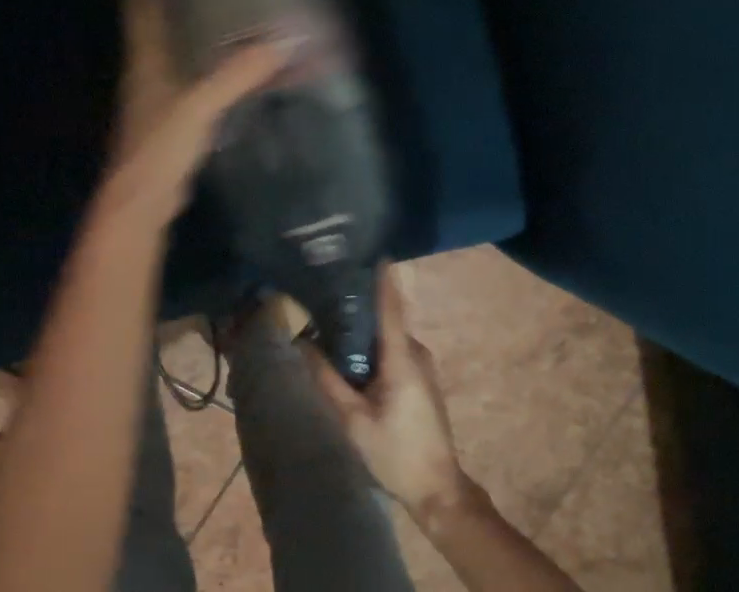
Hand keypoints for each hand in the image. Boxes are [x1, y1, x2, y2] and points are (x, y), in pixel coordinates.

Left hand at [88, 0, 289, 232]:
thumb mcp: (200, 105)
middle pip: (159, 16)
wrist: (140, 203)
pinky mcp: (172, 116)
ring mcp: (158, 92)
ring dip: (199, 27)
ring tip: (236, 7)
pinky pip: (194, 75)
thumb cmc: (159, 146)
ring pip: (178, 45)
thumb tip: (285, 41)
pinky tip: (240, 62)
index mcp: (144, 54)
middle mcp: (147, 66)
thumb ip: (239, 73)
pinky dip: (213, 62)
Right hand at [308, 266, 469, 514]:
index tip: (370, 250)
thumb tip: (300, 342)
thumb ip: (326, 379)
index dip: (381, 277)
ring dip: (361, 330)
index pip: (390, 306)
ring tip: (327, 321)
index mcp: (402, 357)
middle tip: (322, 291)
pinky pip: (392, 352)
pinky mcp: (420, 380)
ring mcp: (422, 366)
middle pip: (384, 318)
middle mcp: (416, 353)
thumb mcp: (352, 419)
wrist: (438, 489)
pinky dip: (370, 347)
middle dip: (355, 305)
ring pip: (386, 337)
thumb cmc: (394, 452)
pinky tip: (348, 355)